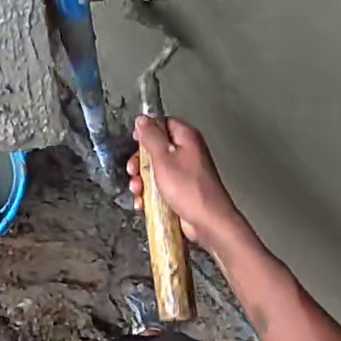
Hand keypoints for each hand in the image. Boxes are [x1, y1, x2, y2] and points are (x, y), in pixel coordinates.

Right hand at [126, 116, 248, 248]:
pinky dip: (150, 194)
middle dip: (140, 161)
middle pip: (156, 148)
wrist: (207, 220)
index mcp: (186, 138)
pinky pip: (161, 187)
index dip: (147, 131)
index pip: (163, 123)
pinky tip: (143, 203)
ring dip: (142, 180)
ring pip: (155, 170)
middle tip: (134, 171)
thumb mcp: (163, 158)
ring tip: (138, 190)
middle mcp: (187, 152)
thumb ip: (151, 137)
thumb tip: (142, 120)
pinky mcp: (181, 190)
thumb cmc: (188, 188)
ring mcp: (185, 172)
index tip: (135, 141)